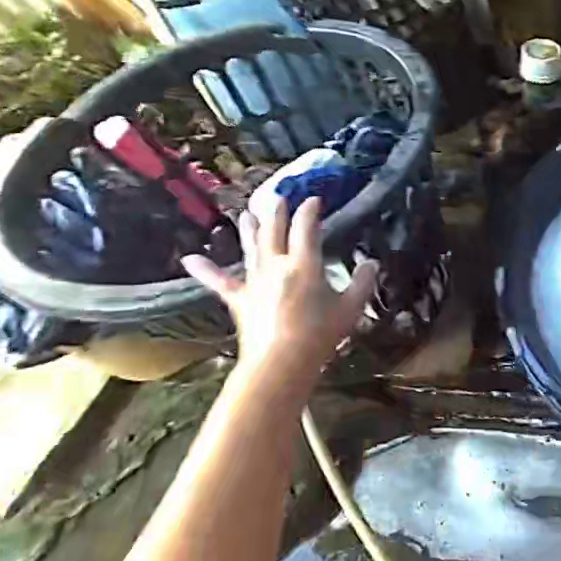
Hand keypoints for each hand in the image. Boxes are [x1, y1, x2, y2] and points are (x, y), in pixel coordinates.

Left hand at [182, 197, 378, 389]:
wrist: (280, 363)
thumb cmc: (320, 334)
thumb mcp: (351, 308)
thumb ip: (362, 282)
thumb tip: (370, 263)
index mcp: (304, 264)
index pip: (306, 228)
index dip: (309, 211)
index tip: (313, 200)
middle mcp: (276, 265)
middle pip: (275, 232)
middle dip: (278, 213)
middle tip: (278, 198)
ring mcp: (254, 281)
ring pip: (251, 248)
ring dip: (249, 229)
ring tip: (247, 214)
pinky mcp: (239, 299)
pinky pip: (220, 282)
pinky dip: (205, 270)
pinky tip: (189, 259)